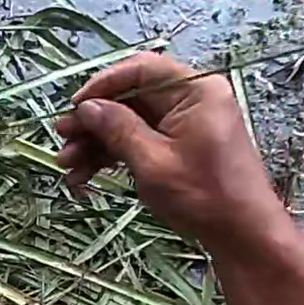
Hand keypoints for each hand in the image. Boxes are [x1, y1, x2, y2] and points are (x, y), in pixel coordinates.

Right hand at [54, 52, 286, 249]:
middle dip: (94, 121)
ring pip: (129, 124)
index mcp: (194, 91)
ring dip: (97, 144)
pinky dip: (113, 157)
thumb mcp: (153, 162)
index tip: (74, 108)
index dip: (102, 85)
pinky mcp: (178, 148)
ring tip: (67, 166)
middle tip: (62, 139)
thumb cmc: (203, 196)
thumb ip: (118, 129)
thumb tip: (87, 107)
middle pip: (131, 99)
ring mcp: (184, 125)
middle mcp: (190, 100)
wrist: (241, 233)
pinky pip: (139, 143)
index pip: (141, 70)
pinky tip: (85, 175)